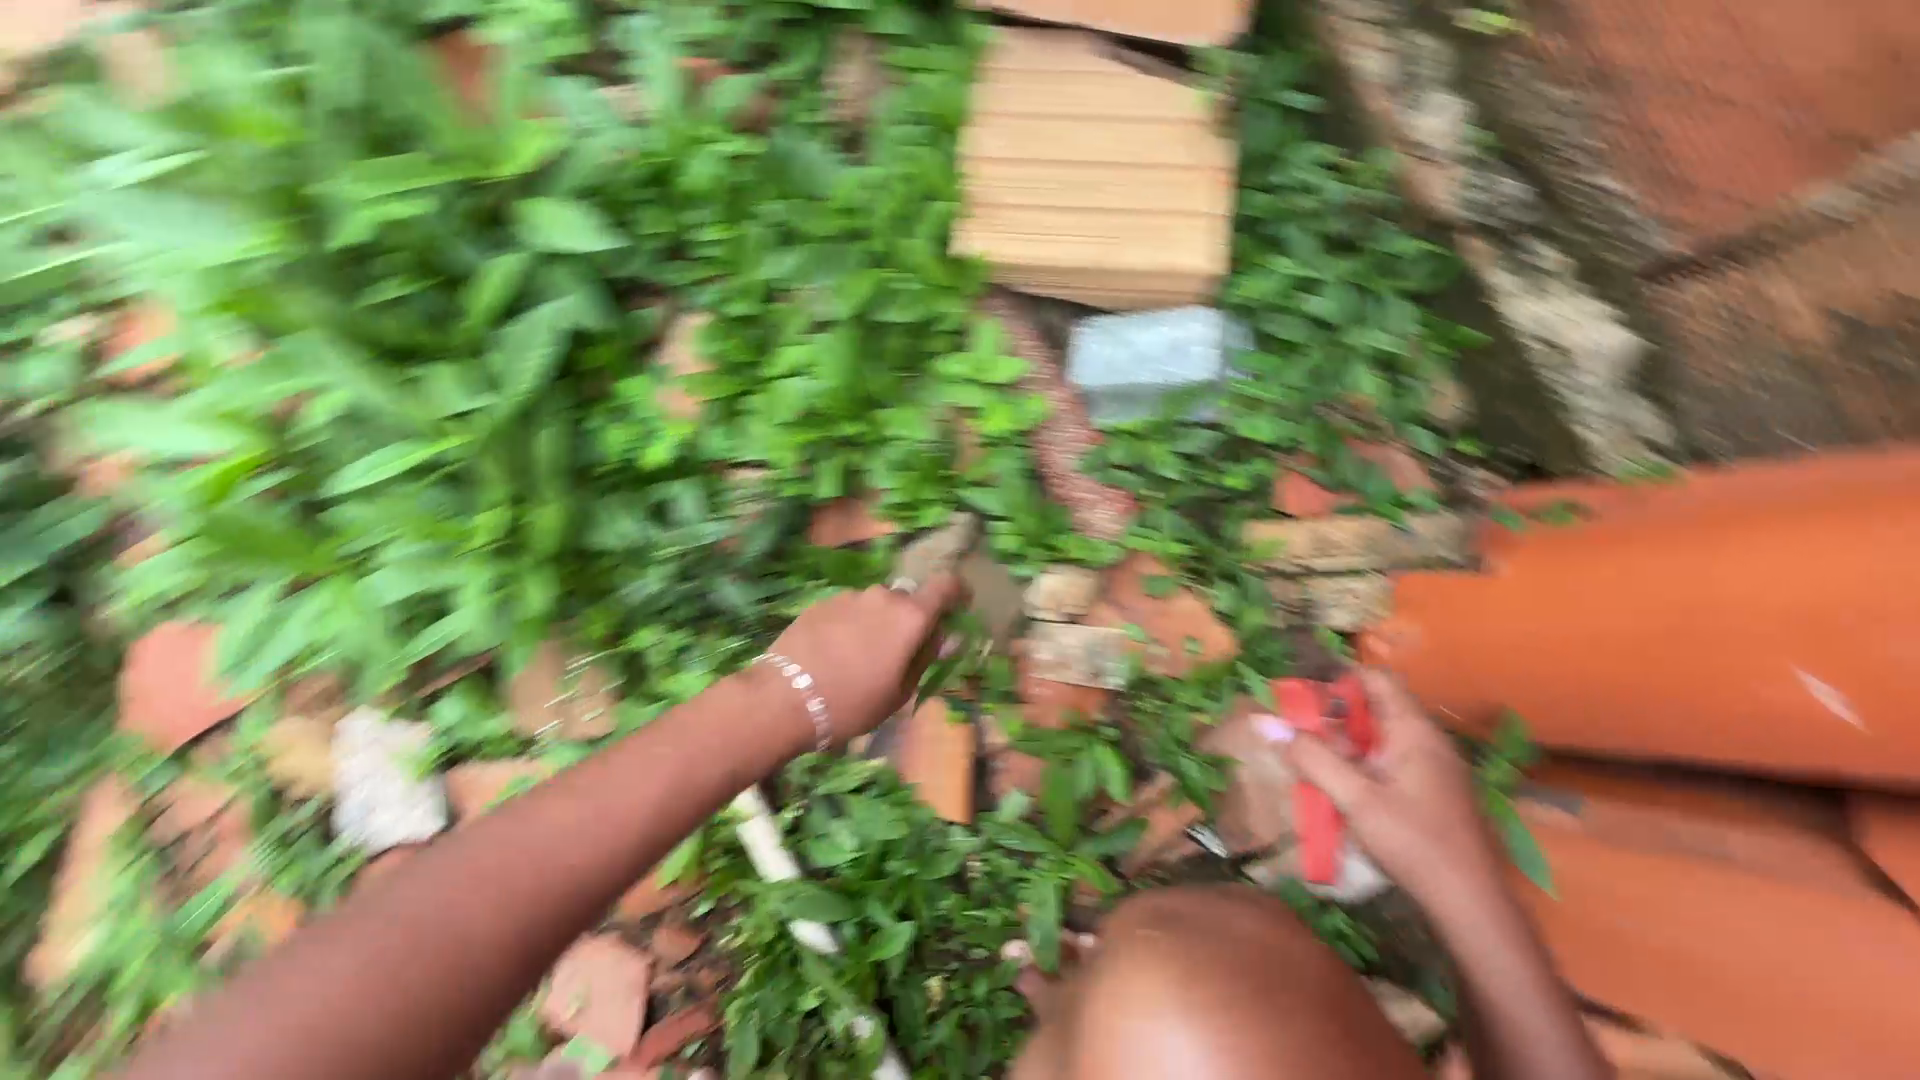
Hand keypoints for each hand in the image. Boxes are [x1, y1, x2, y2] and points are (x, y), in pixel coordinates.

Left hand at [755, 573, 965, 750]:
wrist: (782, 699)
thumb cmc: (851, 703)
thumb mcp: (898, 693)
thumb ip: (924, 658)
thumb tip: (939, 637)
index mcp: (910, 617)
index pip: (946, 586)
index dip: (957, 593)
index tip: (957, 609)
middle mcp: (882, 596)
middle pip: (907, 601)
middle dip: (909, 622)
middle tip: (897, 655)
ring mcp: (848, 597)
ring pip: (874, 606)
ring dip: (876, 625)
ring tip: (858, 661)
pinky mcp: (819, 604)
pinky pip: (847, 611)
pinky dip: (849, 627)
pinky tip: (833, 656)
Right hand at [1284, 668, 1505, 904]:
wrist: (1470, 903)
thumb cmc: (1414, 842)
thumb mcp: (1354, 799)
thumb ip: (1311, 759)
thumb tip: (1265, 723)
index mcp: (1414, 731)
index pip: (1377, 679)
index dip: (1339, 678)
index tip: (1303, 694)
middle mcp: (1429, 741)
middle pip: (1377, 708)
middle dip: (1335, 716)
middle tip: (1298, 732)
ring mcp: (1436, 768)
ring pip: (1382, 738)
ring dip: (1346, 744)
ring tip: (1312, 762)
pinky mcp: (1435, 793)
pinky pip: (1392, 762)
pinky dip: (1363, 765)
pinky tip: (1343, 791)